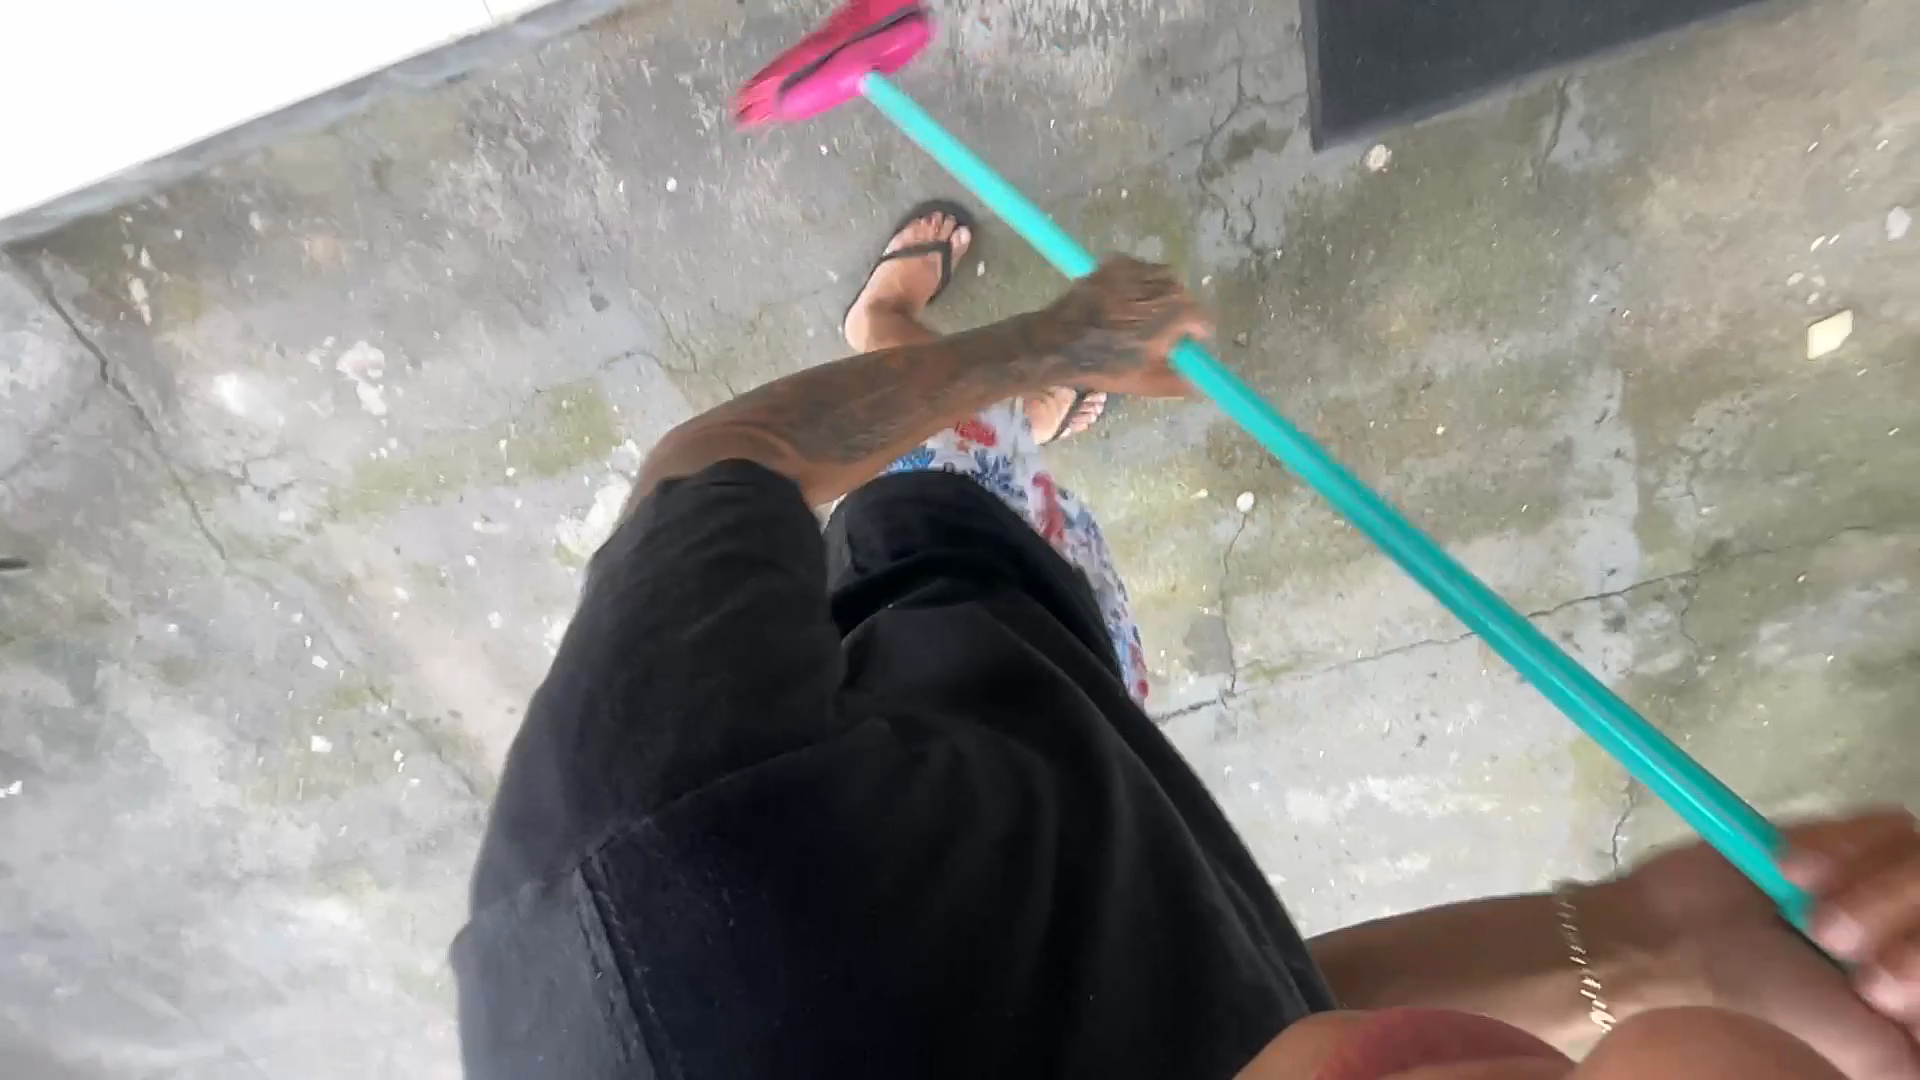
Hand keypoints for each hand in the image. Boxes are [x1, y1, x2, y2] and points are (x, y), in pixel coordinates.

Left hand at [1039, 256, 1211, 396]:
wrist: (1057, 343)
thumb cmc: (1103, 365)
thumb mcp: (1144, 382)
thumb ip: (1179, 381)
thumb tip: (1198, 384)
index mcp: (1174, 314)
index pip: (1202, 318)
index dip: (1196, 333)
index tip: (1188, 343)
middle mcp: (1161, 286)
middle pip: (1184, 296)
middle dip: (1178, 313)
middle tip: (1161, 332)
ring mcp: (1136, 270)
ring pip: (1163, 279)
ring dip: (1159, 295)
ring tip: (1140, 316)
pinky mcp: (1116, 263)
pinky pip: (1139, 270)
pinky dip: (1137, 283)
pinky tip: (1123, 302)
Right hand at [1617, 809, 1919, 1078]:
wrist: (1676, 940)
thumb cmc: (1772, 1001)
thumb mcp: (1883, 1055)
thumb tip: (1918, 1005)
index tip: (1876, 990)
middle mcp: (1914, 924)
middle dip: (1902, 929)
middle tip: (1833, 946)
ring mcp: (1881, 877)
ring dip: (1871, 891)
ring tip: (1806, 908)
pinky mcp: (1837, 836)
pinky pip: (1890, 825)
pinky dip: (1844, 846)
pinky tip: (1791, 869)